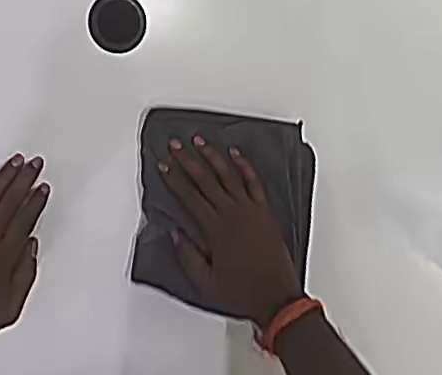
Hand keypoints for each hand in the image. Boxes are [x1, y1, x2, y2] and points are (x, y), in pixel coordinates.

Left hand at [0, 155, 48, 372]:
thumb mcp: (12, 304)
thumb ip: (26, 273)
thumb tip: (32, 246)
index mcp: (5, 254)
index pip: (26, 217)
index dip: (36, 199)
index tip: (42, 186)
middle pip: (11, 199)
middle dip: (25, 178)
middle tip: (35, 163)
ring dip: (5, 175)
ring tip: (15, 161)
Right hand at [159, 135, 303, 324]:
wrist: (279, 301)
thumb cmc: (243, 293)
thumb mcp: (206, 284)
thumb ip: (188, 257)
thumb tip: (175, 234)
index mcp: (215, 229)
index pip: (188, 195)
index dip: (173, 178)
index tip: (163, 165)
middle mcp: (231, 213)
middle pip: (204, 179)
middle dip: (187, 159)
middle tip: (175, 144)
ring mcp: (249, 209)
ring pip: (227, 174)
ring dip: (211, 155)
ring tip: (199, 140)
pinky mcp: (264, 211)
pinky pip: (254, 182)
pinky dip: (245, 166)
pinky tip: (235, 153)